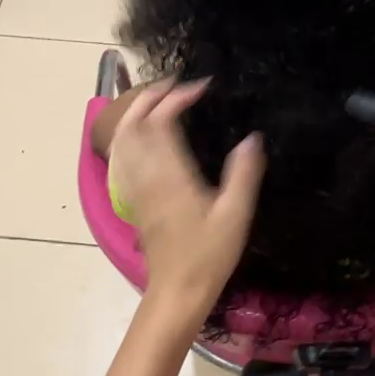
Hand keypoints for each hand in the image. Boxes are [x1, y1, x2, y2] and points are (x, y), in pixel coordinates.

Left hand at [110, 79, 265, 313]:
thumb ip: (244, 174)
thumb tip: (252, 139)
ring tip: (157, 100)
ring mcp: (135, 188)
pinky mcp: (134, 200)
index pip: (162, 121)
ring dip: (134, 112)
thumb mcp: (236, 215)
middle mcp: (147, 176)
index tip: (201, 88)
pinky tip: (141, 135)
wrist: (177, 291)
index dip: (177, 97)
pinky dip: (128, 136)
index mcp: (171, 175)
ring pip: (121, 139)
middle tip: (174, 84)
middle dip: (148, 96)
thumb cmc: (209, 255)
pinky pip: (121, 158)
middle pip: (132, 124)